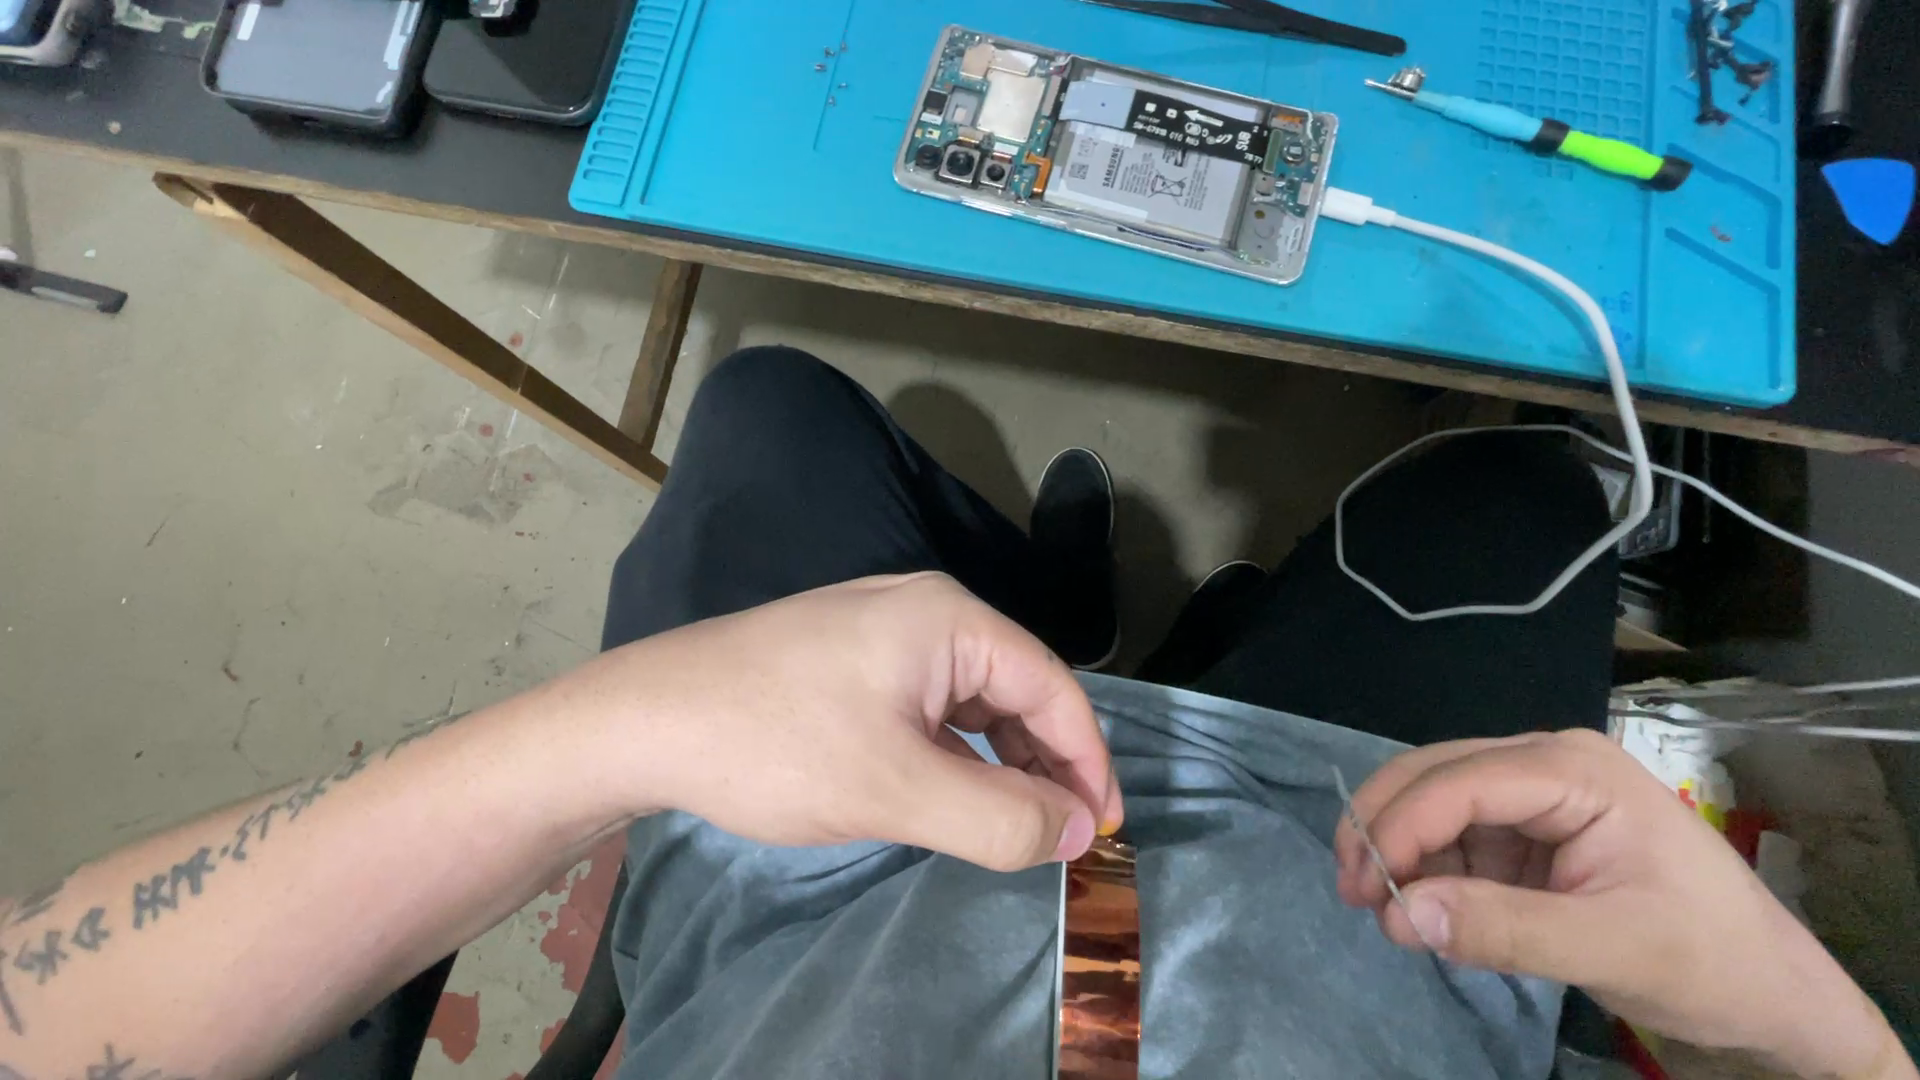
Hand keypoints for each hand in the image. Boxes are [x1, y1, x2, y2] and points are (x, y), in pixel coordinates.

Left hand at [556, 572, 1120, 871]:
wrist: (645, 719)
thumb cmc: (777, 745)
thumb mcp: (897, 791)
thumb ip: (999, 816)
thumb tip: (1075, 832)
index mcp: (950, 619)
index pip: (1051, 687)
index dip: (1087, 760)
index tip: (1101, 831)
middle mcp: (927, 610)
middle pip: (1016, 689)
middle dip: (1044, 764)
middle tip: (1059, 838)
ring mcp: (886, 630)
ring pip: (971, 700)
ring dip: (1000, 761)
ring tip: (1014, 823)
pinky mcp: (855, 657)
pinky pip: (930, 703)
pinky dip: (954, 751)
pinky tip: (954, 790)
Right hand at [1334, 730, 1911, 1078]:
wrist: (1779, 997)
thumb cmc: (1715, 964)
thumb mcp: (1616, 951)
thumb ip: (1506, 930)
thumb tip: (1401, 915)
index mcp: (1573, 771)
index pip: (1460, 782)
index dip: (1401, 828)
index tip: (1364, 888)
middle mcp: (1542, 761)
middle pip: (1431, 775)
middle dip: (1382, 828)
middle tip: (1352, 890)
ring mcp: (1530, 790)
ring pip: (1430, 800)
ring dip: (1396, 848)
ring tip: (1379, 904)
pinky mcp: (1522, 824)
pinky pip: (1450, 831)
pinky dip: (1423, 864)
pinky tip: (1418, 900)